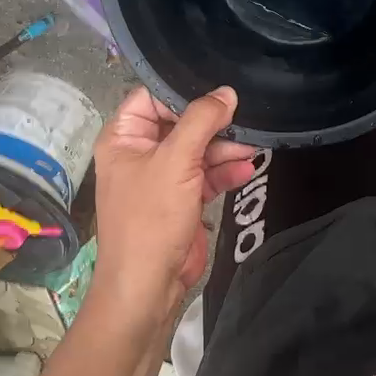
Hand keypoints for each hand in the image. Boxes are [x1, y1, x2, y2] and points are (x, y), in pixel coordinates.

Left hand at [92, 87, 257, 314]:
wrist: (148, 285)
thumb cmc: (151, 217)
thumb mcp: (176, 162)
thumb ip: (202, 122)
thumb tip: (227, 93)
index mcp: (123, 138)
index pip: (152, 97)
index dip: (182, 91)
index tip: (218, 90)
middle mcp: (140, 152)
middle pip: (181, 122)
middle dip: (212, 122)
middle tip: (243, 117)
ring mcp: (162, 176)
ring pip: (198, 148)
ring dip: (224, 148)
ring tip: (252, 148)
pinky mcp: (182, 198)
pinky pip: (206, 174)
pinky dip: (225, 171)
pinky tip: (248, 169)